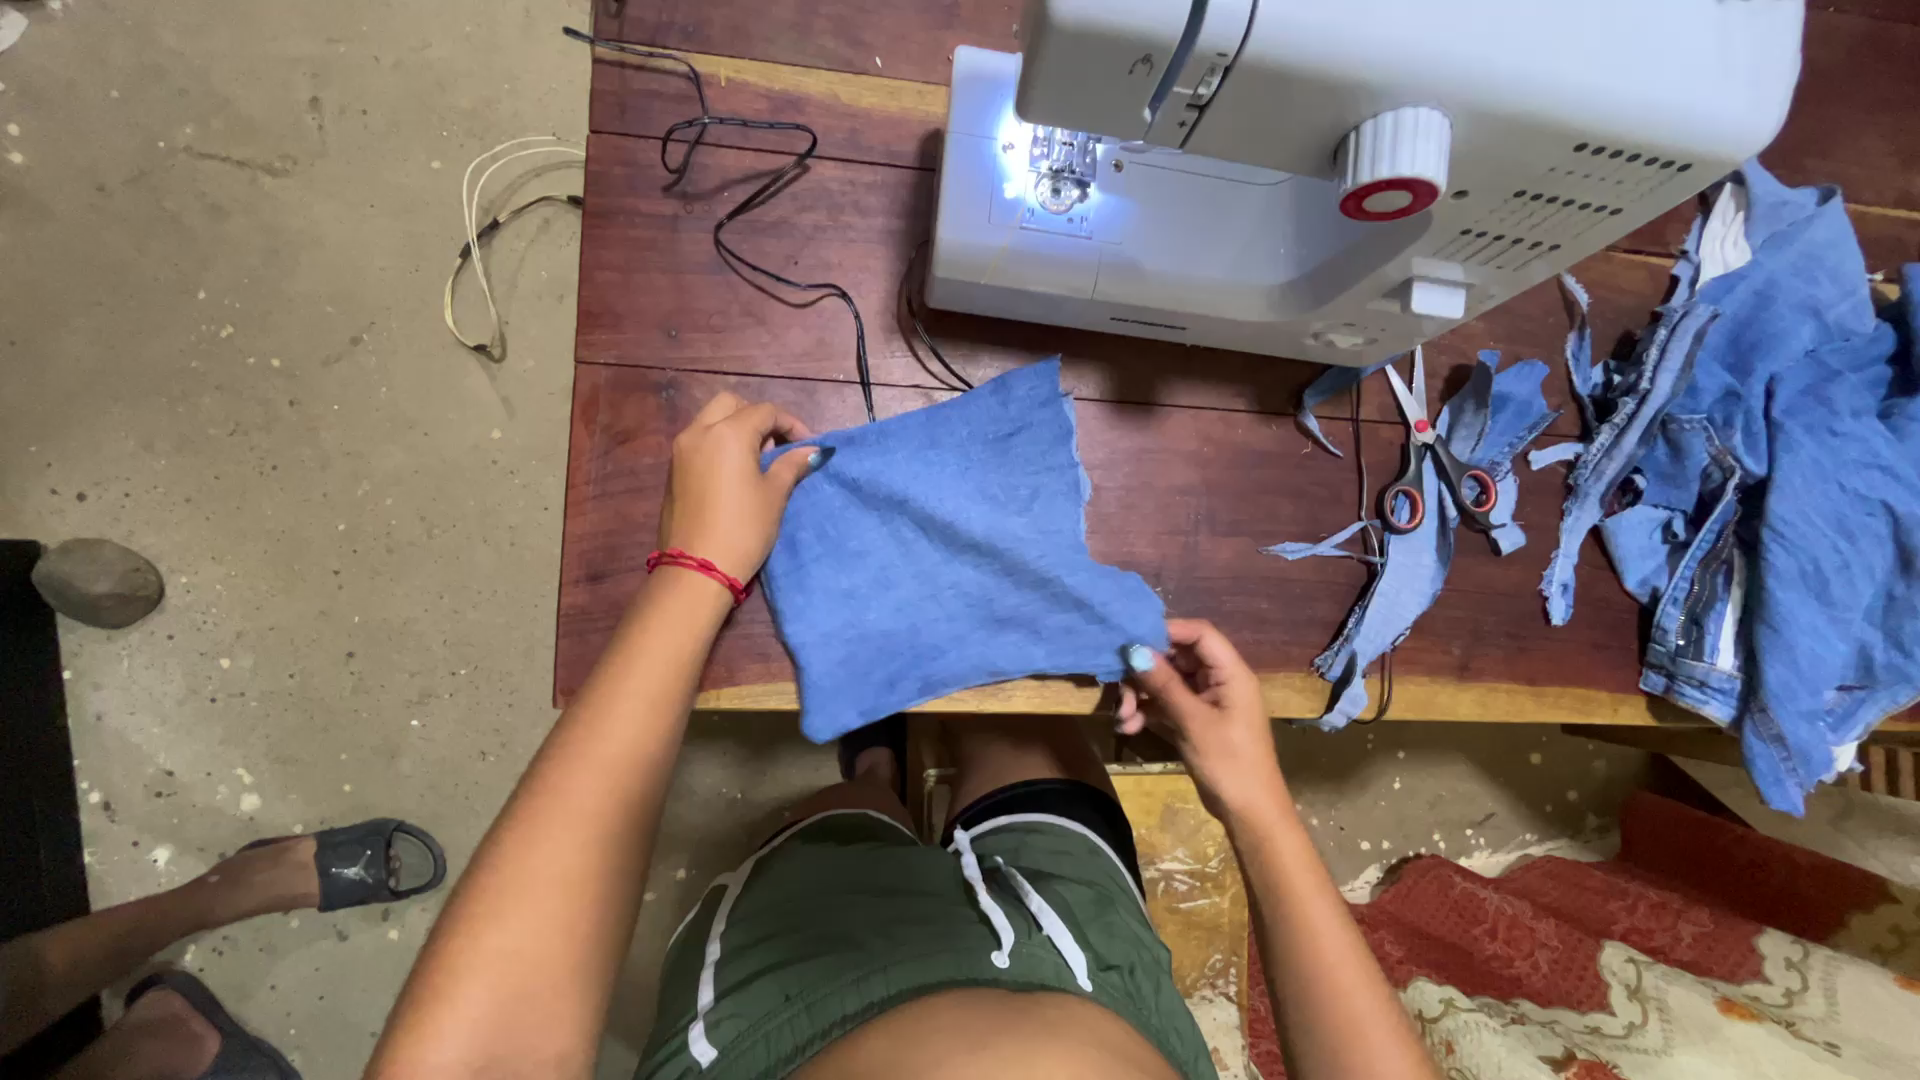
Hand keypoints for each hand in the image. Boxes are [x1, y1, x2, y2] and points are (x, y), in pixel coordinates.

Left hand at [657, 392, 818, 584]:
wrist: (697, 568)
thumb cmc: (744, 529)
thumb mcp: (774, 495)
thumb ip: (792, 465)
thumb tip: (812, 451)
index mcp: (728, 433)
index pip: (765, 412)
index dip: (791, 424)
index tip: (807, 446)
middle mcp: (699, 431)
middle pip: (732, 404)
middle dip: (758, 417)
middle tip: (777, 446)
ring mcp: (681, 449)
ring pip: (711, 419)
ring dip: (737, 428)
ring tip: (759, 460)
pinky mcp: (673, 469)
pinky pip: (700, 440)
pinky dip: (720, 443)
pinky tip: (736, 472)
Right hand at [1119, 619, 1287, 822]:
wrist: (1249, 812)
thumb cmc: (1229, 762)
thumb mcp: (1192, 721)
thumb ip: (1163, 684)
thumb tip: (1132, 650)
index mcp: (1230, 673)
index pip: (1199, 634)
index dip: (1166, 630)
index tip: (1130, 639)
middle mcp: (1218, 680)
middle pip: (1176, 657)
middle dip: (1145, 671)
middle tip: (1120, 688)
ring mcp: (1205, 700)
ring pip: (1166, 681)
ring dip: (1141, 695)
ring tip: (1123, 716)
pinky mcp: (1194, 719)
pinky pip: (1165, 703)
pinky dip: (1146, 712)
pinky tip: (1128, 727)